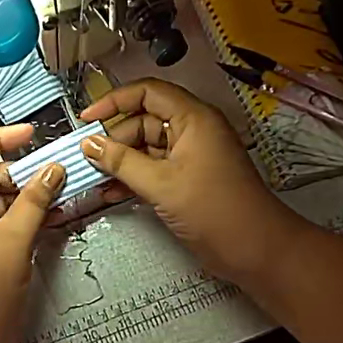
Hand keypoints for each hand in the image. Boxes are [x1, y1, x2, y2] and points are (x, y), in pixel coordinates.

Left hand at [0, 123, 65, 342]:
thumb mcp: (13, 238)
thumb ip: (35, 199)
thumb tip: (53, 170)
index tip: (28, 133)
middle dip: (22, 171)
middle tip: (55, 171)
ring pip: (0, 198)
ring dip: (28, 195)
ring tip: (59, 193)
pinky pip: (5, 219)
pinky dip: (26, 215)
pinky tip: (51, 213)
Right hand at [78, 79, 308, 282]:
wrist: (255, 249)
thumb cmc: (218, 212)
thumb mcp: (161, 184)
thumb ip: (121, 162)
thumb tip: (91, 144)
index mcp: (193, 119)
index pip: (147, 92)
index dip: (114, 101)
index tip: (88, 118)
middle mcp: (193, 131)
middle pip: (143, 121)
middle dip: (114, 138)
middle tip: (88, 158)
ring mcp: (191, 156)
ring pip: (146, 147)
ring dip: (121, 162)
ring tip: (95, 178)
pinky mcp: (188, 178)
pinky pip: (154, 168)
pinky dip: (133, 178)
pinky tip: (112, 192)